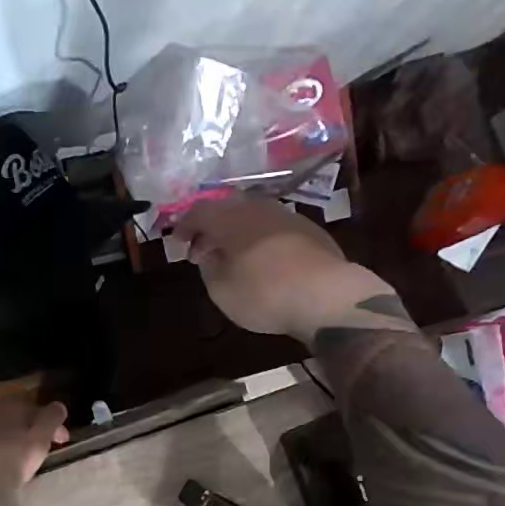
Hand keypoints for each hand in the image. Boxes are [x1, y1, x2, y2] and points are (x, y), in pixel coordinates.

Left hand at [0, 359, 68, 485]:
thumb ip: (51, 419)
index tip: (63, 440)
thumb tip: (58, 406)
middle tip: (44, 448)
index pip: (36, 406)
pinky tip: (2, 462)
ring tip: (24, 457)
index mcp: (10, 404)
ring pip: (1, 428)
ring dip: (14, 438)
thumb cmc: (13, 456)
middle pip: (16, 416)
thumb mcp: (40, 437)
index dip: (52, 422)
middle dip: (32, 428)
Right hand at [176, 196, 398, 341]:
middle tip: (201, 250)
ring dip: (235, 231)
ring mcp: (289, 218)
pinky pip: (272, 226)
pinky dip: (256, 237)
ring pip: (252, 215)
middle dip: (210, 226)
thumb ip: (209, 265)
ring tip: (228, 255)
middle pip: (228, 208)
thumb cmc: (263, 293)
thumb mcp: (219, 287)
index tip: (177, 242)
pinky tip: (257, 259)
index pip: (200, 211)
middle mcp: (260, 210)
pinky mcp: (310, 231)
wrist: (328, 297)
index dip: (184, 225)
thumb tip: (210, 253)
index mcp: (232, 220)